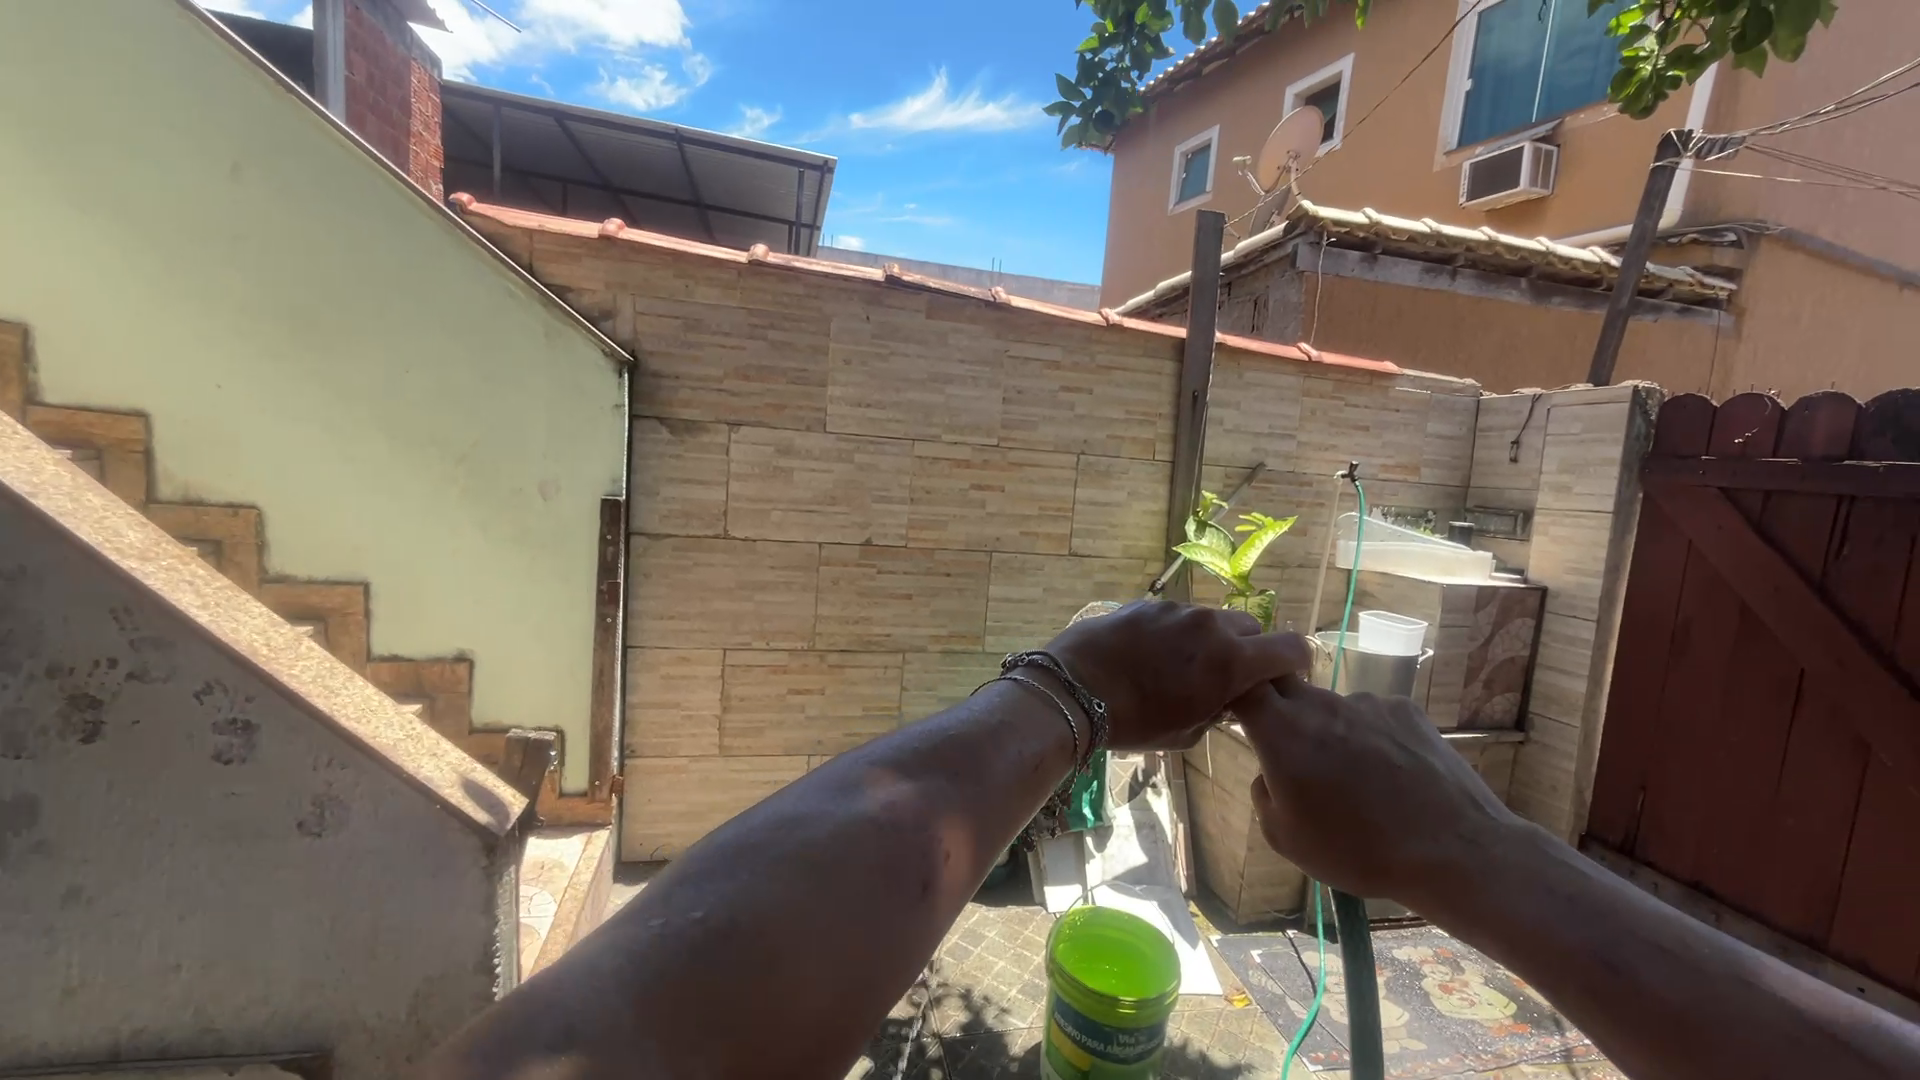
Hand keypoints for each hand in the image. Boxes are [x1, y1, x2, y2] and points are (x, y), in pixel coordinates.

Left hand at [1041, 601, 1310, 751]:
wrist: (1072, 689)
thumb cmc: (1133, 722)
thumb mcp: (1188, 732)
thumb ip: (1220, 708)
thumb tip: (1229, 696)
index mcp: (1231, 659)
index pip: (1293, 648)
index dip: (1295, 665)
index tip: (1280, 681)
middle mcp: (1210, 624)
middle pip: (1251, 628)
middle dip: (1249, 650)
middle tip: (1227, 676)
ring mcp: (1176, 609)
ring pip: (1212, 619)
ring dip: (1210, 639)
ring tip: (1182, 666)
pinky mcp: (1146, 603)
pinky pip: (1176, 616)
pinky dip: (1176, 632)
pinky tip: (1150, 654)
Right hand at [1229, 678, 1523, 910]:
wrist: (1455, 852)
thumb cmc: (1358, 849)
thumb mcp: (1284, 838)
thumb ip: (1262, 795)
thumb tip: (1268, 774)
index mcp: (1280, 731)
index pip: (1242, 684)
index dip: (1236, 691)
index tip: (1239, 713)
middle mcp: (1319, 704)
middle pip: (1285, 684)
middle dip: (1281, 707)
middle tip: (1294, 750)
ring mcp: (1366, 702)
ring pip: (1333, 707)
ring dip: (1333, 732)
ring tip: (1360, 781)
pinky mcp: (1406, 710)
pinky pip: (1374, 717)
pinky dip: (1373, 738)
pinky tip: (1394, 776)